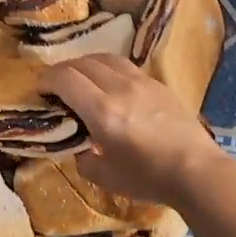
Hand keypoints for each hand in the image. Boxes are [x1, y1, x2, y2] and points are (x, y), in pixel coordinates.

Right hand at [38, 54, 228, 205]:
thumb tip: (79, 147)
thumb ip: (83, 159)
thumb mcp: (105, 177)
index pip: (65, 79)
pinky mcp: (159, 85)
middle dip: (63, 70)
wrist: (195, 171)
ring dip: (87, 64)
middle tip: (56, 85)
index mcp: (102, 111)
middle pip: (83, 62)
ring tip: (81, 79)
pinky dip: (109, 70)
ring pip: (106, 58)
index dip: (46, 80)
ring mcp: (142, 82)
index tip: (39, 90)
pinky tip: (110, 85)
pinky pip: (126, 67)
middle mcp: (120, 88)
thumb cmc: (148, 178)